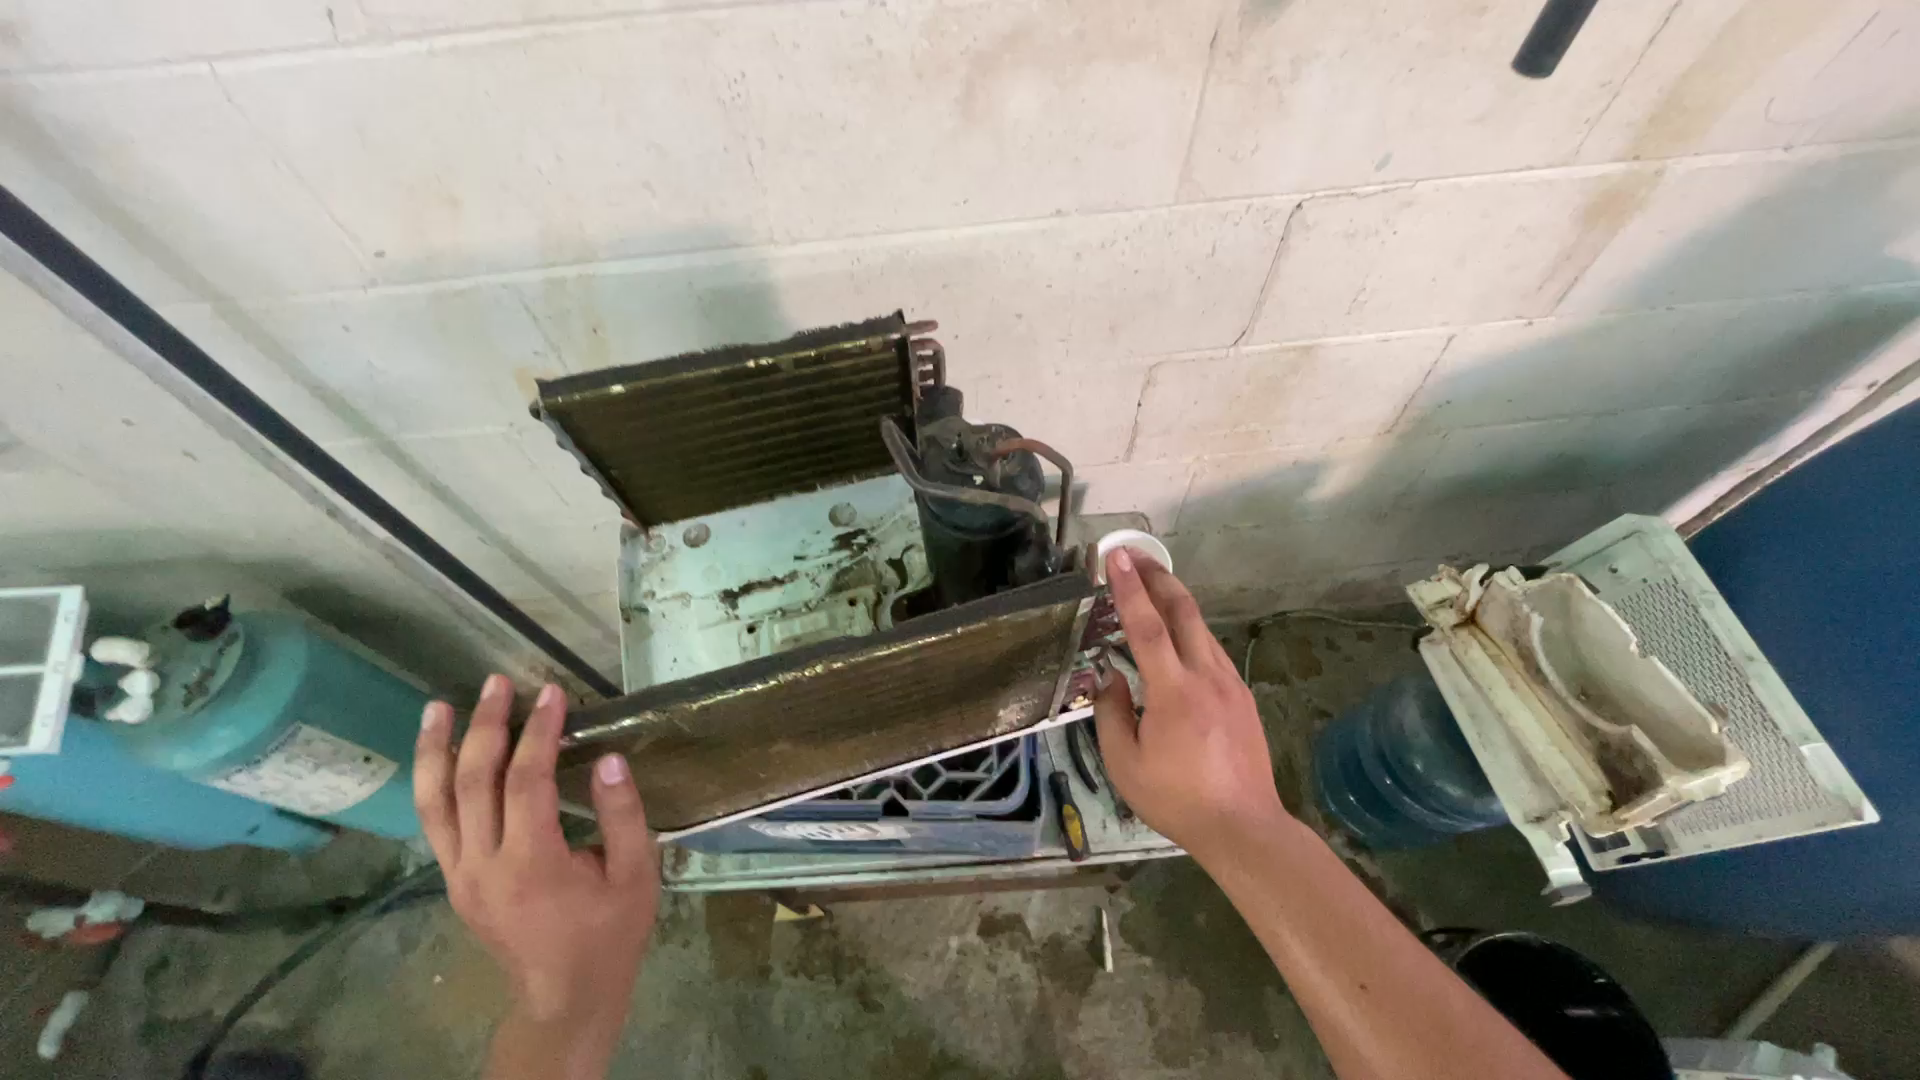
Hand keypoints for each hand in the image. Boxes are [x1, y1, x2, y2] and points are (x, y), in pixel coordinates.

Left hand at [414, 675, 658, 1036]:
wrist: (564, 995)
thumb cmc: (610, 933)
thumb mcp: (636, 874)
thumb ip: (624, 815)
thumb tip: (609, 758)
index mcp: (532, 864)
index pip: (527, 781)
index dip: (540, 731)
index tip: (552, 692)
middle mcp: (483, 866)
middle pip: (472, 783)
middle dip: (486, 726)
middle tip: (499, 683)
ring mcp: (459, 876)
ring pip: (435, 804)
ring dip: (436, 751)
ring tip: (438, 707)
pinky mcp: (454, 882)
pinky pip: (435, 824)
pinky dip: (433, 783)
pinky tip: (439, 756)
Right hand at [1093, 549, 1289, 856]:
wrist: (1244, 826)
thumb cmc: (1176, 798)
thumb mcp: (1125, 763)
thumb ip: (1110, 713)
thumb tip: (1110, 675)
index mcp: (1173, 691)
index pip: (1146, 626)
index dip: (1129, 588)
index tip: (1116, 556)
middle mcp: (1206, 676)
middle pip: (1183, 610)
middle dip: (1158, 576)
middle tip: (1135, 555)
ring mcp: (1229, 683)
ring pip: (1201, 627)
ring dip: (1175, 600)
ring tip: (1151, 586)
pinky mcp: (1242, 696)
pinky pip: (1211, 650)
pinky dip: (1189, 630)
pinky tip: (1177, 636)